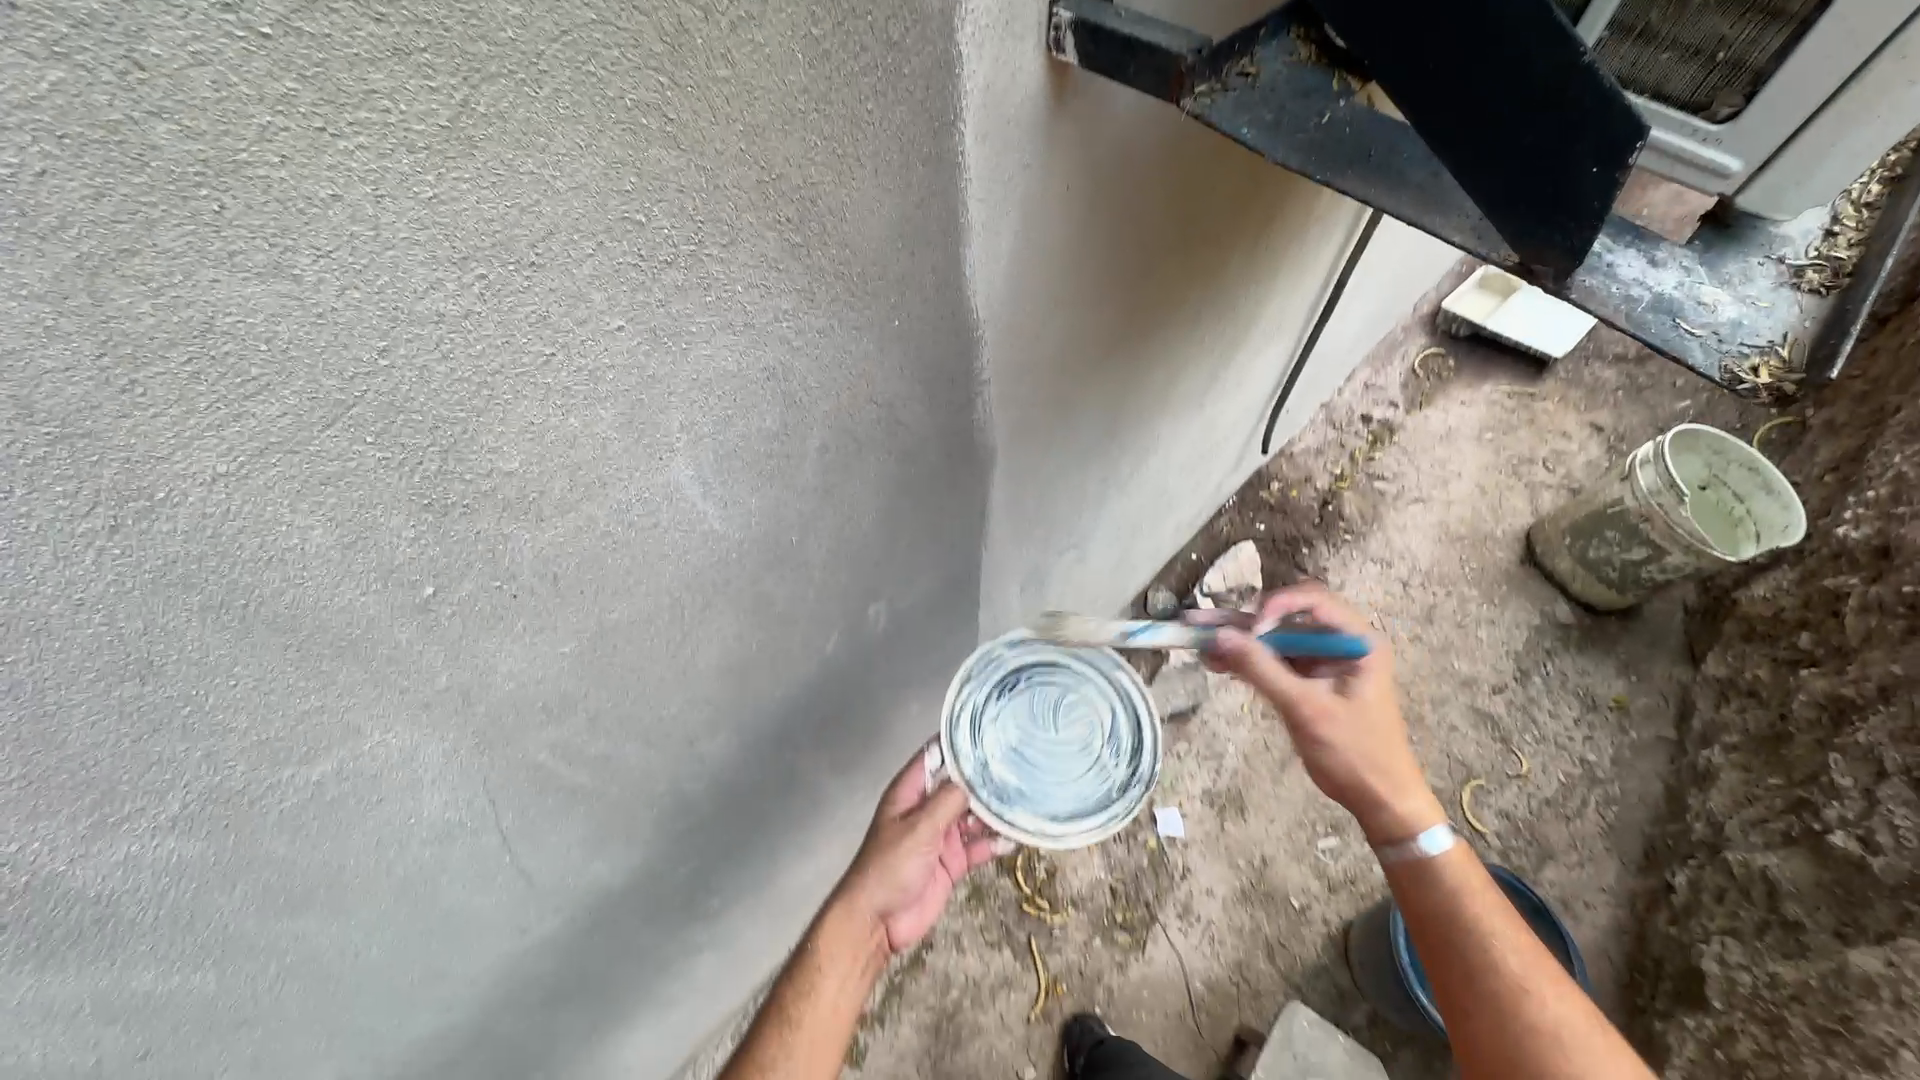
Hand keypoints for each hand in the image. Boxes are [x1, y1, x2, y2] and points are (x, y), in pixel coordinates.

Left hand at [830, 746, 1009, 954]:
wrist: (878, 921)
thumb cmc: (888, 867)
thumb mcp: (919, 828)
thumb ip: (947, 801)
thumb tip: (973, 777)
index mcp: (910, 793)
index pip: (935, 757)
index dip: (958, 744)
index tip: (988, 732)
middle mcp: (927, 809)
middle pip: (960, 786)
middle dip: (984, 778)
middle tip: (1017, 765)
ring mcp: (941, 836)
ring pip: (973, 816)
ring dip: (994, 811)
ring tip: (1023, 800)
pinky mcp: (952, 861)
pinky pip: (978, 846)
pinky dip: (994, 842)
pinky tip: (1013, 837)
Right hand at [1202, 583, 1445, 843]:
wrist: (1379, 800)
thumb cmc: (1355, 753)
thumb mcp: (1306, 708)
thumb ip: (1262, 669)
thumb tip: (1219, 635)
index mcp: (1357, 641)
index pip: (1314, 600)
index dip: (1277, 605)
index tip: (1250, 628)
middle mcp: (1339, 644)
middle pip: (1285, 618)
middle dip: (1242, 622)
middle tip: (1201, 621)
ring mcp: (1321, 664)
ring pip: (1273, 640)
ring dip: (1237, 641)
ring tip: (1197, 640)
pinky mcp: (1307, 683)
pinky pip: (1272, 663)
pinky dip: (1245, 662)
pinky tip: (1214, 661)